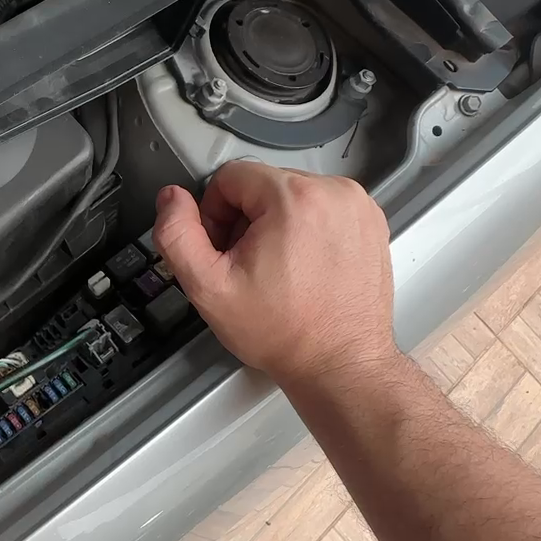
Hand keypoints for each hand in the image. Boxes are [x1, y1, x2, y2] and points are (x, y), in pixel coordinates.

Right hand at [153, 162, 397, 387]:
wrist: (339, 364)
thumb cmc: (283, 331)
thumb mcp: (207, 286)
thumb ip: (176, 235)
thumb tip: (171, 199)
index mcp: (293, 198)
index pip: (229, 177)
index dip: (212, 214)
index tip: (222, 250)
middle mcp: (333, 192)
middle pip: (261, 184)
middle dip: (242, 220)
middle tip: (245, 266)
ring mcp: (357, 207)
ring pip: (290, 195)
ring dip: (272, 224)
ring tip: (273, 269)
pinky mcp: (369, 222)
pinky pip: (320, 208)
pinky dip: (303, 231)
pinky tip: (299, 267)